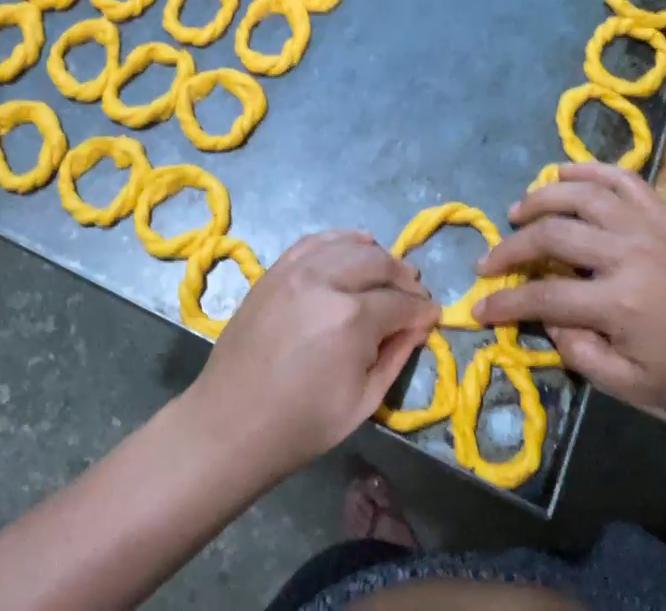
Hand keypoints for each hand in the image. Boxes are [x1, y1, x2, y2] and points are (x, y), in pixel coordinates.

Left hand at [189, 230, 439, 473]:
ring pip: (348, 246)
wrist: (231, 425)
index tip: (434, 316)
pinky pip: (313, 242)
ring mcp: (294, 272)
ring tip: (388, 273)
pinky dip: (339, 240)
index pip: (401, 302)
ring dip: (376, 255)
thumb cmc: (302, 424)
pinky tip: (354, 247)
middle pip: (378, 263)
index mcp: (352, 319)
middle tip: (415, 295)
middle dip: (404, 278)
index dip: (422, 310)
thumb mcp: (364, 400)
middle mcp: (325, 282)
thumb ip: (397, 355)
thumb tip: (419, 325)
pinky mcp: (273, 272)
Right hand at [473, 163, 665, 417]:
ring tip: (517, 212)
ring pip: (582, 194)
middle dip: (511, 247)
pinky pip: (622, 179)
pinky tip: (563, 174)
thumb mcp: (629, 384)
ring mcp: (649, 228)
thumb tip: (546, 317)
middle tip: (489, 261)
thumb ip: (578, 353)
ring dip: (541, 198)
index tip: (478, 308)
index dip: (505, 303)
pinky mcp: (665, 216)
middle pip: (554, 234)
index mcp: (621, 303)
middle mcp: (631, 254)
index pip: (544, 296)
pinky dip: (589, 171)